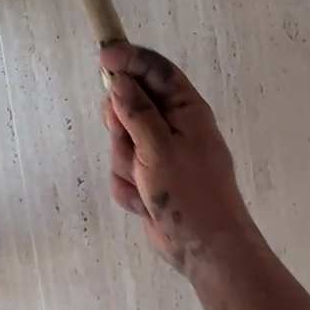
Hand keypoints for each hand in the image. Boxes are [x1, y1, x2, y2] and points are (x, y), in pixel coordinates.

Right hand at [100, 43, 256, 273]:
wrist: (205, 252)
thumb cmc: (191, 194)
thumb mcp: (160, 148)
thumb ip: (136, 111)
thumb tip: (118, 80)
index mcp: (185, 109)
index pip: (155, 69)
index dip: (129, 58)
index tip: (104, 57)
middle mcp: (170, 124)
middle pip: (128, 101)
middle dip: (121, 124)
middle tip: (126, 138)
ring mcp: (156, 151)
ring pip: (119, 138)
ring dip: (124, 161)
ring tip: (144, 182)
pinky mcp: (145, 176)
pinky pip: (120, 168)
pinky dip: (127, 185)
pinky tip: (144, 201)